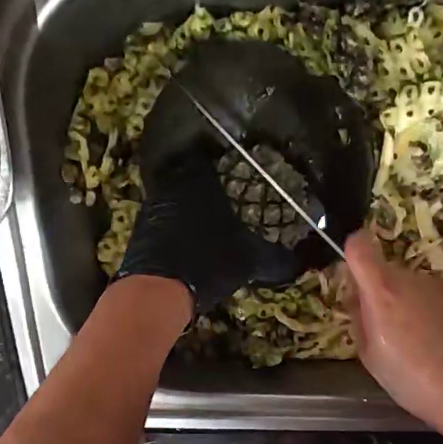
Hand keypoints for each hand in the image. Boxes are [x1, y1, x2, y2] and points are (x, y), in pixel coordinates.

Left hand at [115, 147, 297, 310]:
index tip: (227, 159)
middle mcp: (172, 186)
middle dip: (201, 179)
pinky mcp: (140, 232)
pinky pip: (162, 218)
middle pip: (185, 172)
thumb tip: (302, 262)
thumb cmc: (209, 261)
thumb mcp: (250, 260)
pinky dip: (175, 225)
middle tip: (221, 190)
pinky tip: (189, 240)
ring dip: (187, 203)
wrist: (157, 291)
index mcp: (199, 180)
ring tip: (207, 217)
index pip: (203, 152)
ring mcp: (151, 208)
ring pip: (172, 196)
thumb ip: (275, 258)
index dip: (214, 154)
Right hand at [343, 231, 442, 429]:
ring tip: (424, 347)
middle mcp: (415, 278)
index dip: (354, 256)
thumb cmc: (414, 382)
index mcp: (383, 291)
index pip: (359, 246)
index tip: (357, 281)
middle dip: (384, 297)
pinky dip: (437, 316)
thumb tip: (360, 299)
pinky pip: (440, 300)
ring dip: (413, 308)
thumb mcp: (371, 358)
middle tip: (391, 336)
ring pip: (417, 289)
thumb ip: (360, 319)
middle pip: (389, 275)